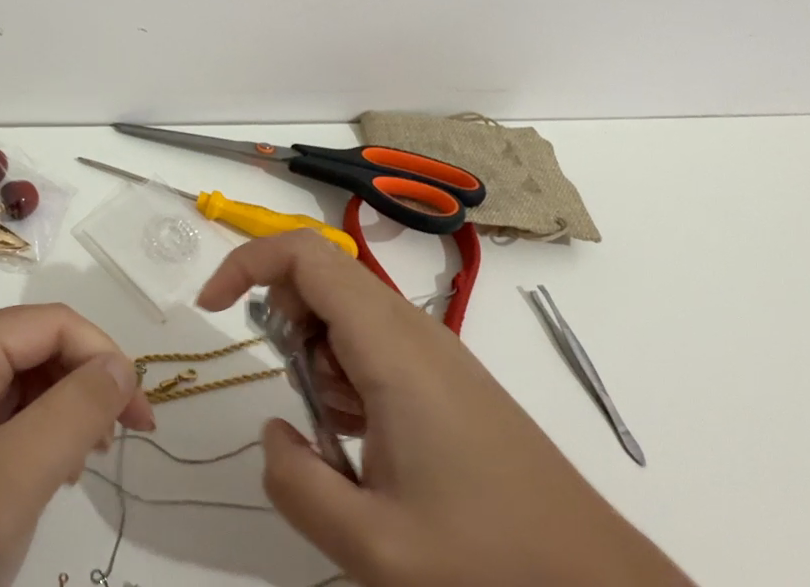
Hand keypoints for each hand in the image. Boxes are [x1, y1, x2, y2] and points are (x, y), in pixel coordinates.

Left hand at [0, 304, 154, 586]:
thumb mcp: (12, 478)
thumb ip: (73, 412)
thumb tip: (121, 366)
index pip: (50, 323)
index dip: (102, 356)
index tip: (139, 415)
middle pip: (40, 348)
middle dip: (88, 384)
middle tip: (123, 439)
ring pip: (30, 383)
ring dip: (70, 412)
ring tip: (84, 462)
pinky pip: (11, 418)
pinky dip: (45, 437)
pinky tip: (56, 472)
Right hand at [197, 233, 693, 586]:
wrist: (597, 582)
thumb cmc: (486, 560)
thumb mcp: (368, 542)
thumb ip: (293, 482)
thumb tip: (273, 433)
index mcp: (392, 348)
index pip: (307, 255)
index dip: (247, 263)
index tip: (211, 311)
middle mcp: (415, 332)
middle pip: (323, 280)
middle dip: (286, 328)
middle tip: (302, 407)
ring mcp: (437, 354)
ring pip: (347, 317)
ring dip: (319, 363)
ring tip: (344, 441)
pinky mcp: (450, 379)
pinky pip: (377, 349)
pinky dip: (349, 381)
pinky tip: (371, 446)